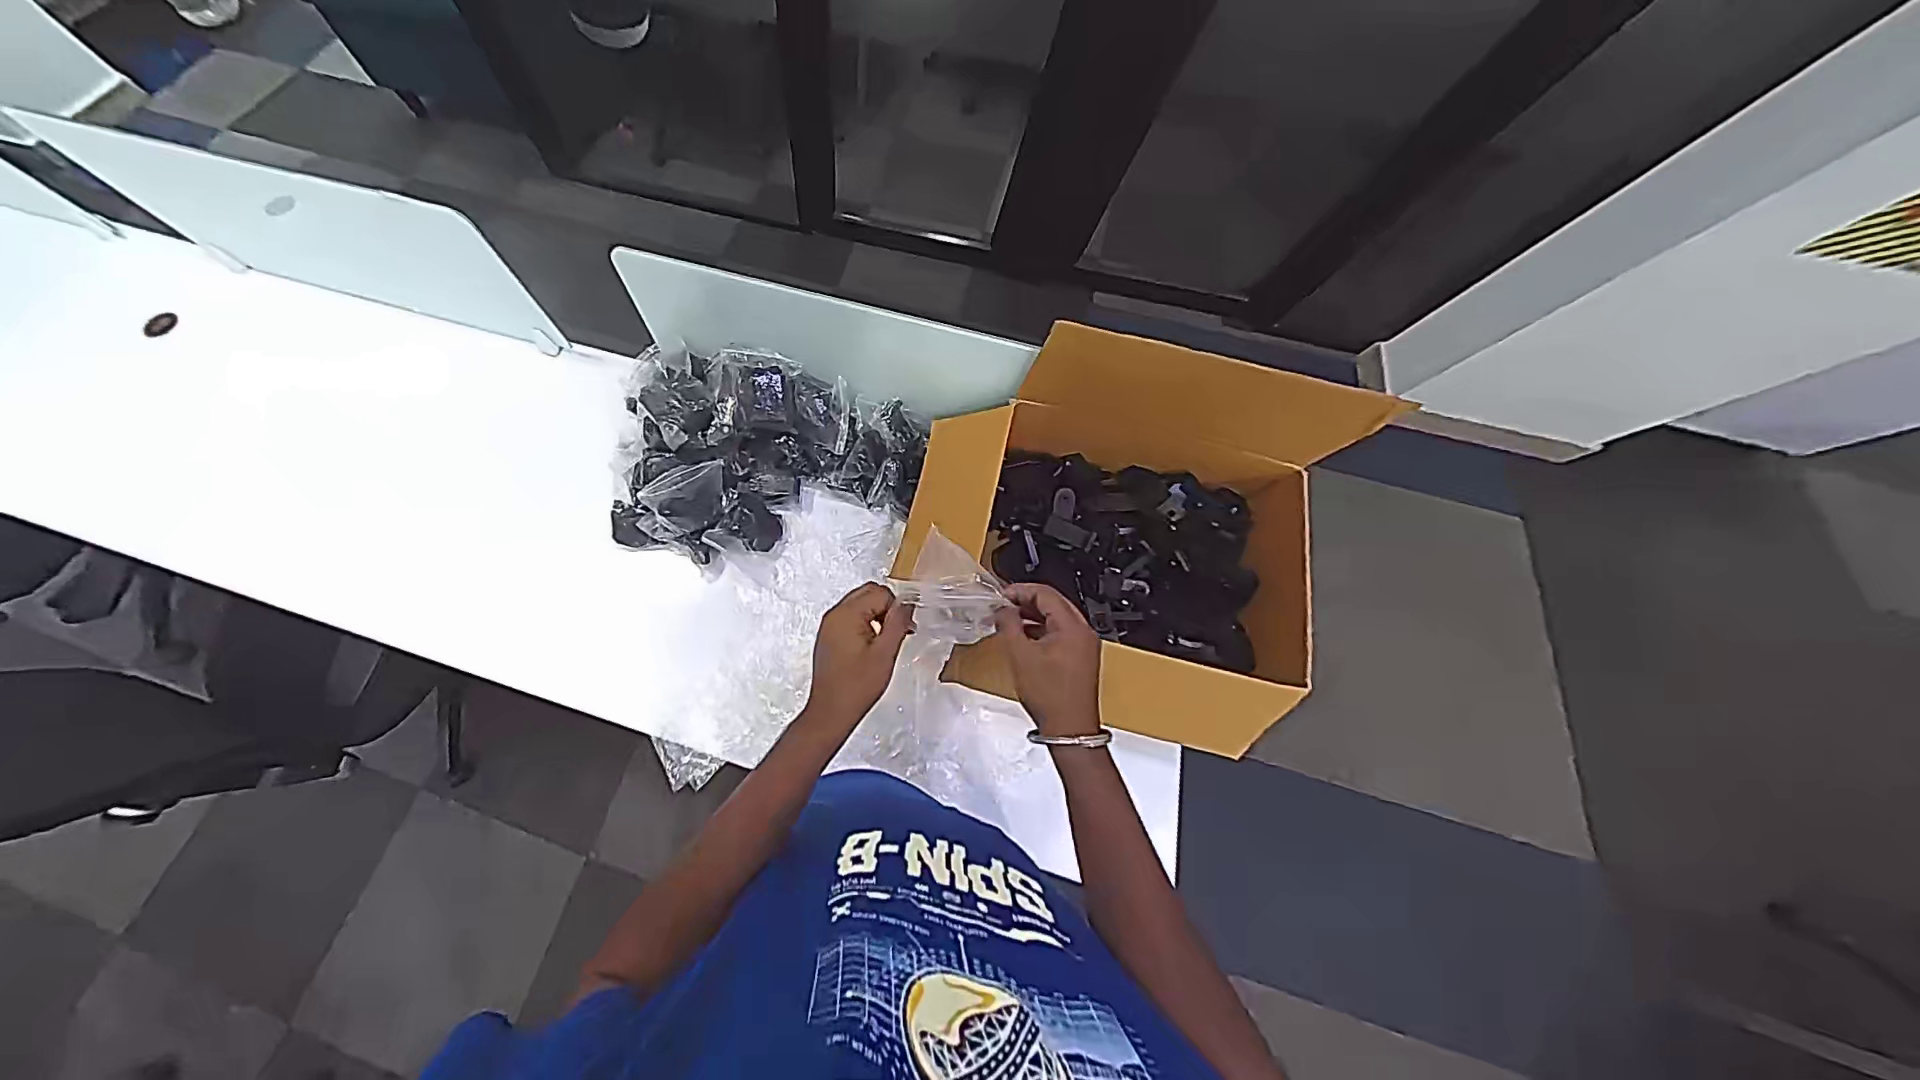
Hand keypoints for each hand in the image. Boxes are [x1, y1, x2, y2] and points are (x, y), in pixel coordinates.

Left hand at [802, 582, 912, 731]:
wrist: (831, 711)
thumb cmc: (855, 687)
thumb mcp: (885, 652)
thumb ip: (898, 623)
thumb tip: (907, 605)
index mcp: (847, 614)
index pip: (880, 593)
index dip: (897, 608)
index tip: (905, 627)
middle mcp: (834, 615)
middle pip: (868, 593)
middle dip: (887, 608)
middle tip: (899, 630)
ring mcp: (829, 625)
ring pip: (860, 604)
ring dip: (878, 616)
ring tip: (887, 641)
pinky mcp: (829, 636)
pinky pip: (851, 618)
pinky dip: (866, 624)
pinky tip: (874, 646)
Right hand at [992, 582, 1101, 736]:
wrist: (1069, 728)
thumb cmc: (1051, 697)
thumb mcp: (1020, 655)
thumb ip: (1009, 625)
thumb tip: (1003, 610)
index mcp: (1072, 627)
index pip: (1046, 594)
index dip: (1021, 591)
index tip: (1003, 594)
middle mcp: (1083, 633)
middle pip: (1053, 603)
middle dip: (1026, 602)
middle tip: (1004, 605)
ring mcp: (1084, 646)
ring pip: (1057, 619)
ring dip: (1033, 617)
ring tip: (1010, 621)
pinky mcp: (1081, 658)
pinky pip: (1061, 634)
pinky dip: (1042, 631)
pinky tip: (1025, 639)